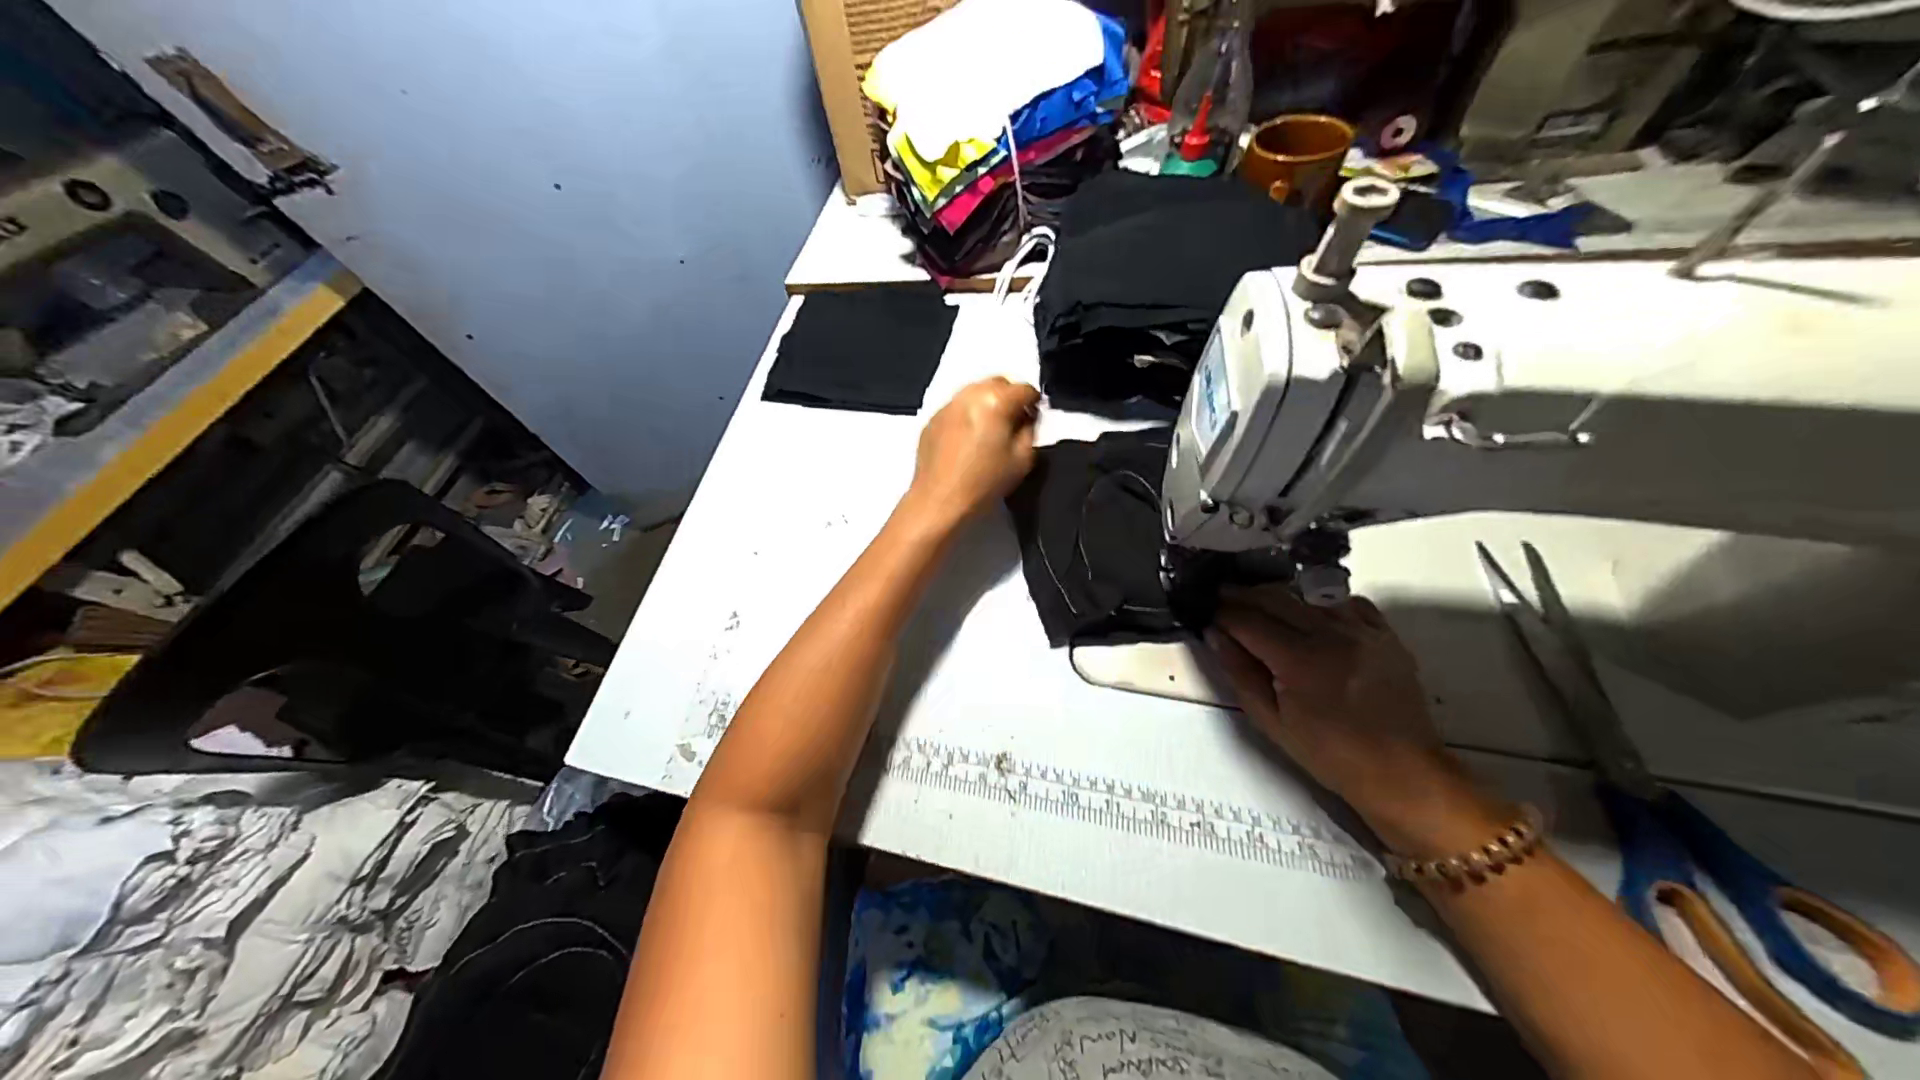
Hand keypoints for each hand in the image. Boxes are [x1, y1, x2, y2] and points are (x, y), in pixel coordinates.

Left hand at [900, 377, 1039, 529]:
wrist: (939, 500)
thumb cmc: (984, 483)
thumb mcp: (1023, 459)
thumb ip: (1030, 430)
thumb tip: (1026, 419)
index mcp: (995, 401)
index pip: (1025, 388)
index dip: (1034, 404)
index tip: (1033, 420)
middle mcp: (970, 394)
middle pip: (998, 383)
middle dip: (1010, 398)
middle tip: (1013, 423)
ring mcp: (948, 405)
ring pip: (975, 391)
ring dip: (987, 403)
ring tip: (990, 430)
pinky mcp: (932, 418)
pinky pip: (957, 407)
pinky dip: (967, 414)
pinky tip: (968, 439)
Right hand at [1206, 587, 1509, 855]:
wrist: (1400, 770)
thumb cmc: (1329, 754)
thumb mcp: (1271, 721)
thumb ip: (1239, 672)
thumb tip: (1215, 634)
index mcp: (1300, 660)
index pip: (1249, 621)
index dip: (1222, 613)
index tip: (1206, 612)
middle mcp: (1332, 634)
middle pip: (1276, 598)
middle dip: (1243, 596)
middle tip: (1222, 598)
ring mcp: (1363, 630)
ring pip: (1308, 594)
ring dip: (1279, 597)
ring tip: (1261, 607)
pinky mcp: (1385, 633)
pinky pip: (1346, 602)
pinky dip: (1320, 604)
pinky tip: (1310, 618)